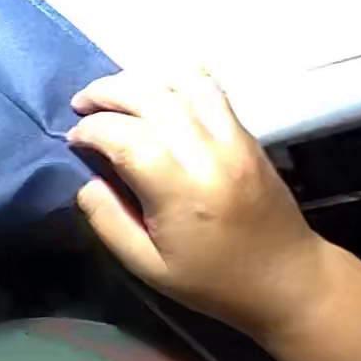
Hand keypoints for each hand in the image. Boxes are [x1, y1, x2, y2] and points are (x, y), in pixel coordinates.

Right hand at [67, 70, 333, 337]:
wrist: (287, 278)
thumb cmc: (212, 281)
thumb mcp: (147, 267)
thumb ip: (108, 221)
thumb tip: (87, 180)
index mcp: (182, 192)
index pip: (126, 137)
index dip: (91, 131)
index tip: (74, 140)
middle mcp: (210, 154)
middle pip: (151, 96)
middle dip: (107, 91)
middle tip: (82, 104)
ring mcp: (234, 137)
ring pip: (182, 81)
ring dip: (140, 79)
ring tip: (116, 95)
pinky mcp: (246, 133)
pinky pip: (209, 88)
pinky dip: (174, 80)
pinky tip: (154, 94)